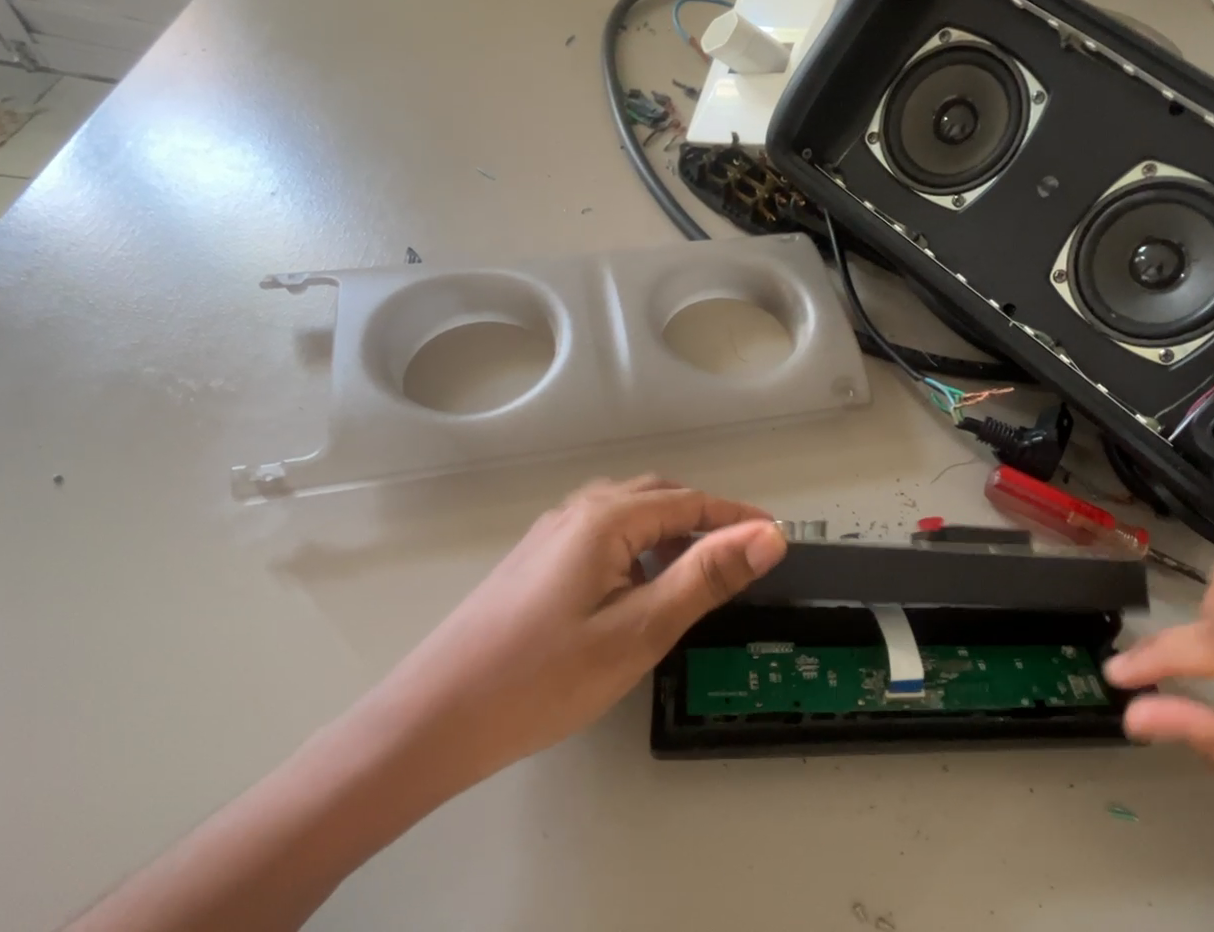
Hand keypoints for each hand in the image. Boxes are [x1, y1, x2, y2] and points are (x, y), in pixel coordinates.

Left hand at [62, 478, 783, 931]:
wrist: (436, 718)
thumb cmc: (545, 678)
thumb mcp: (639, 630)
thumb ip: (706, 577)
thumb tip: (767, 535)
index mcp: (606, 519)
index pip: (690, 501)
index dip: (737, 517)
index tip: (776, 538)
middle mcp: (576, 512)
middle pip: (657, 496)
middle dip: (705, 518)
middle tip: (741, 557)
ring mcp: (548, 536)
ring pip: (626, 514)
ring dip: (670, 531)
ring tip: (697, 574)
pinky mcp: (533, 562)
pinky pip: (600, 535)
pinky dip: (637, 547)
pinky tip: (637, 588)